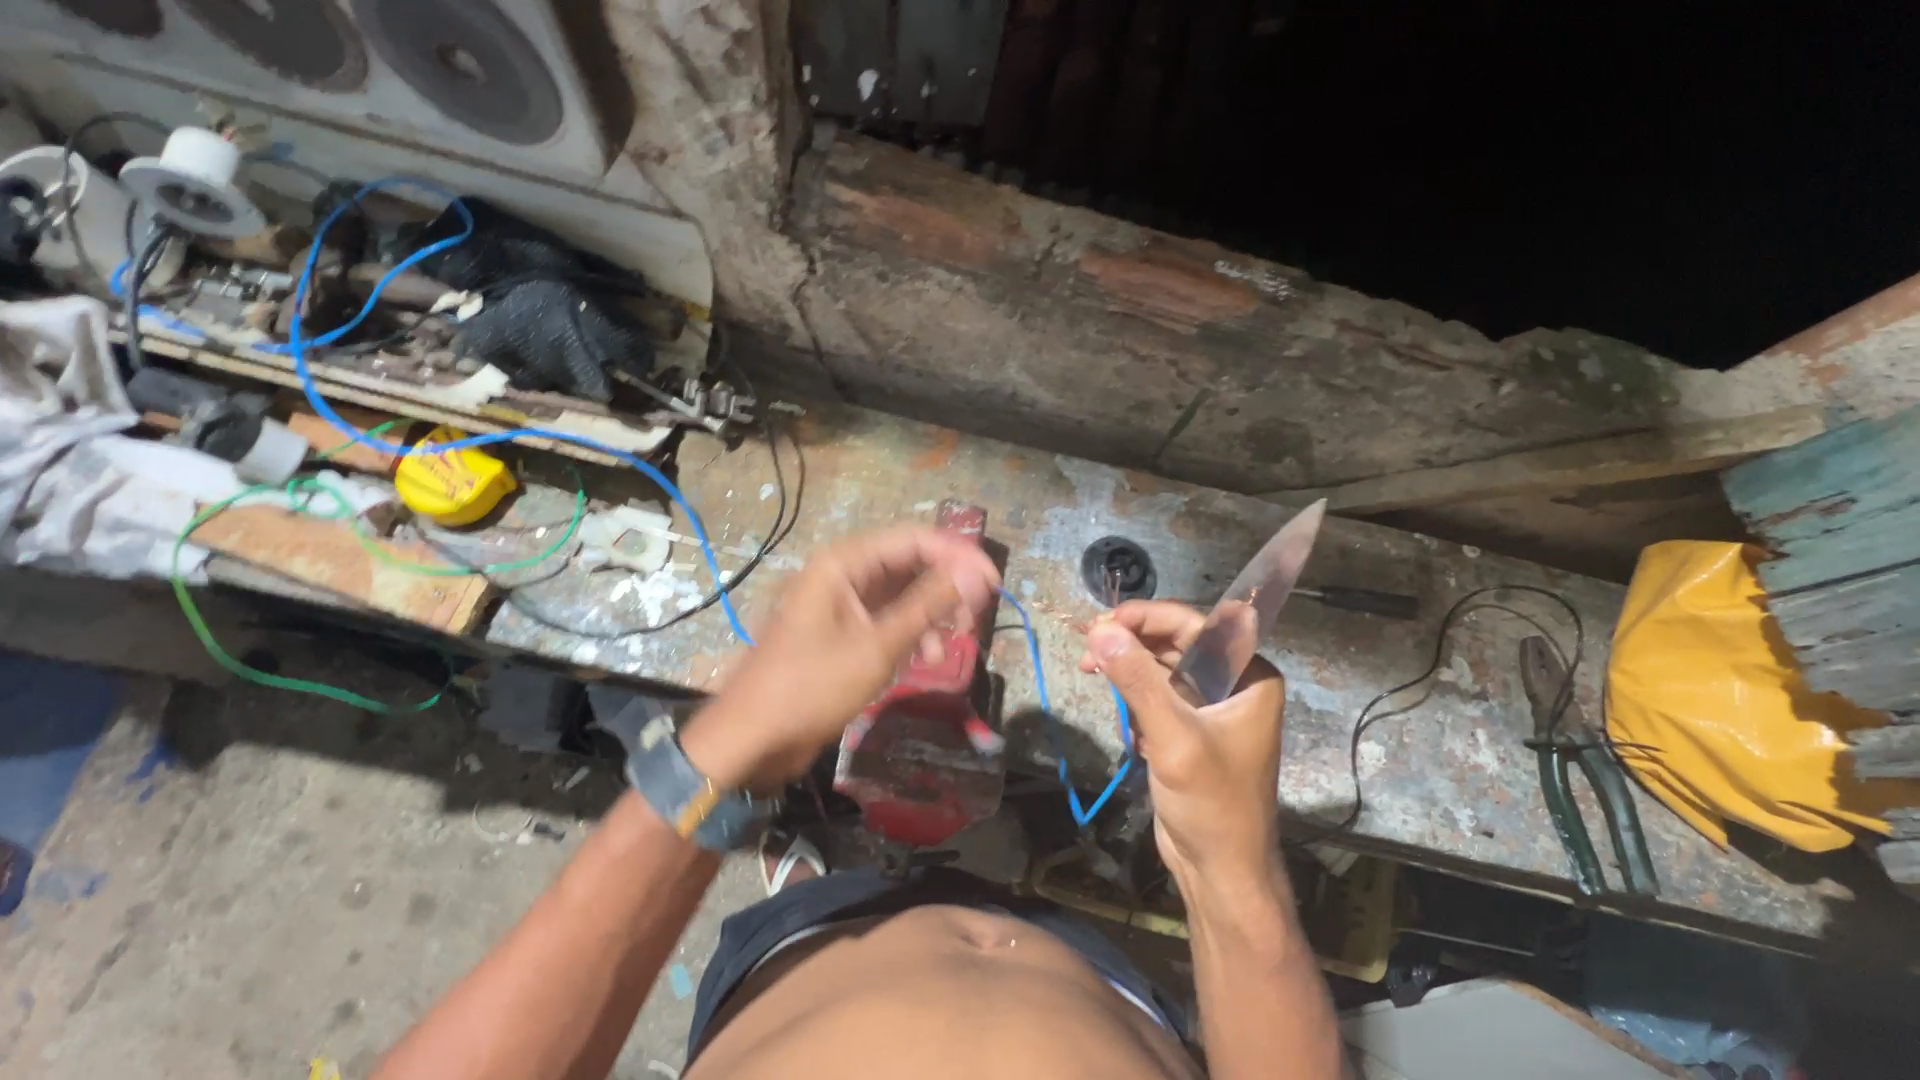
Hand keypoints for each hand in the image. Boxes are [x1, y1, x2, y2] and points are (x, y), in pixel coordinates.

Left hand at [680, 525, 1000, 789]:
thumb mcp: (878, 645)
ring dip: (930, 617)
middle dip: (945, 589)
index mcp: (843, 563)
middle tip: (974, 620)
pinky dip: (910, 635)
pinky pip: (887, 620)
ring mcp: (841, 604)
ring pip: (902, 595)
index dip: (958, 556)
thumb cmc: (811, 686)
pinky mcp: (842, 633)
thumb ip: (929, 604)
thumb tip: (976, 570)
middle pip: (910, 564)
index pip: (915, 539)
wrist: (754, 738)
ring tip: (947, 648)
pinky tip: (923, 660)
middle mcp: (843, 574)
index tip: (994, 584)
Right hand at [1078, 601, 1285, 883]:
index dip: (1149, 617)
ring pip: (1161, 668)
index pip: (1197, 626)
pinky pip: (1157, 695)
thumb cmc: (1211, 804)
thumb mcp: (1173, 737)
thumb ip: (1137, 681)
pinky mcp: (1189, 730)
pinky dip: (1132, 695)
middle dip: (1132, 642)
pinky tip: (1114, 705)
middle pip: (1176, 643)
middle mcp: (1235, 684)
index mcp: (1250, 676)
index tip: (1103, 621)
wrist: (1221, 870)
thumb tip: (1100, 630)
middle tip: (1089, 645)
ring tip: (1088, 668)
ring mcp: (1211, 708)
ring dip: (1127, 668)